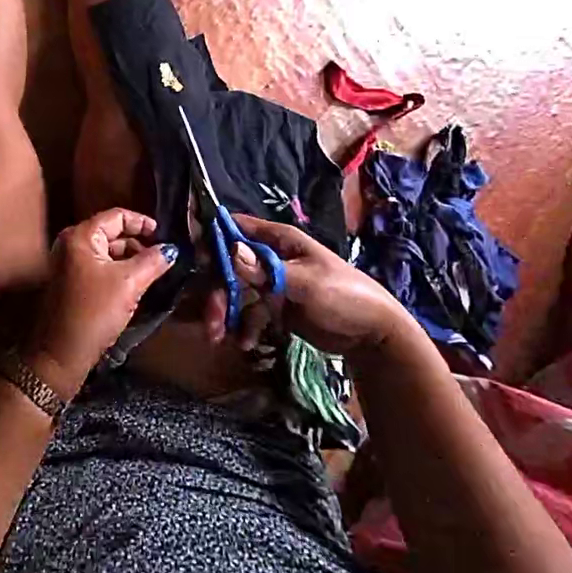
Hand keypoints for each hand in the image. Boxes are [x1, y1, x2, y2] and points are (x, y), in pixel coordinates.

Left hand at [30, 208, 177, 396]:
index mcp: (80, 236)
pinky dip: (120, 271)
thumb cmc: (94, 312)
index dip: (143, 223)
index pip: (117, 216)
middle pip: (112, 232)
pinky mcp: (73, 282)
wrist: (61, 355)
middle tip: (164, 255)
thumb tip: (172, 249)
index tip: (165, 235)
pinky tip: (138, 283)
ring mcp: (70, 263)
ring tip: (155, 270)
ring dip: (131, 258)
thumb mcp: (129, 284)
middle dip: (139, 242)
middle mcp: (71, 244)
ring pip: (108, 251)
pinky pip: (101, 267)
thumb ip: (153, 261)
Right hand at [205, 214, 408, 358]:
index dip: (214, 239)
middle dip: (216, 290)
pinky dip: (242, 327)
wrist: (373, 335)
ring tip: (219, 338)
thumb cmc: (344, 295)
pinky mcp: (275, 307)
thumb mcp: (307, 283)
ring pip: (235, 291)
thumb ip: (268, 270)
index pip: (236, 228)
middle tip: (210, 321)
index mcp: (278, 239)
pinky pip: (248, 312)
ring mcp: (271, 282)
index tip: (198, 262)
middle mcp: (269, 256)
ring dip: (223, 312)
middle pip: (229, 265)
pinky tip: (246, 344)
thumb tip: (232, 252)